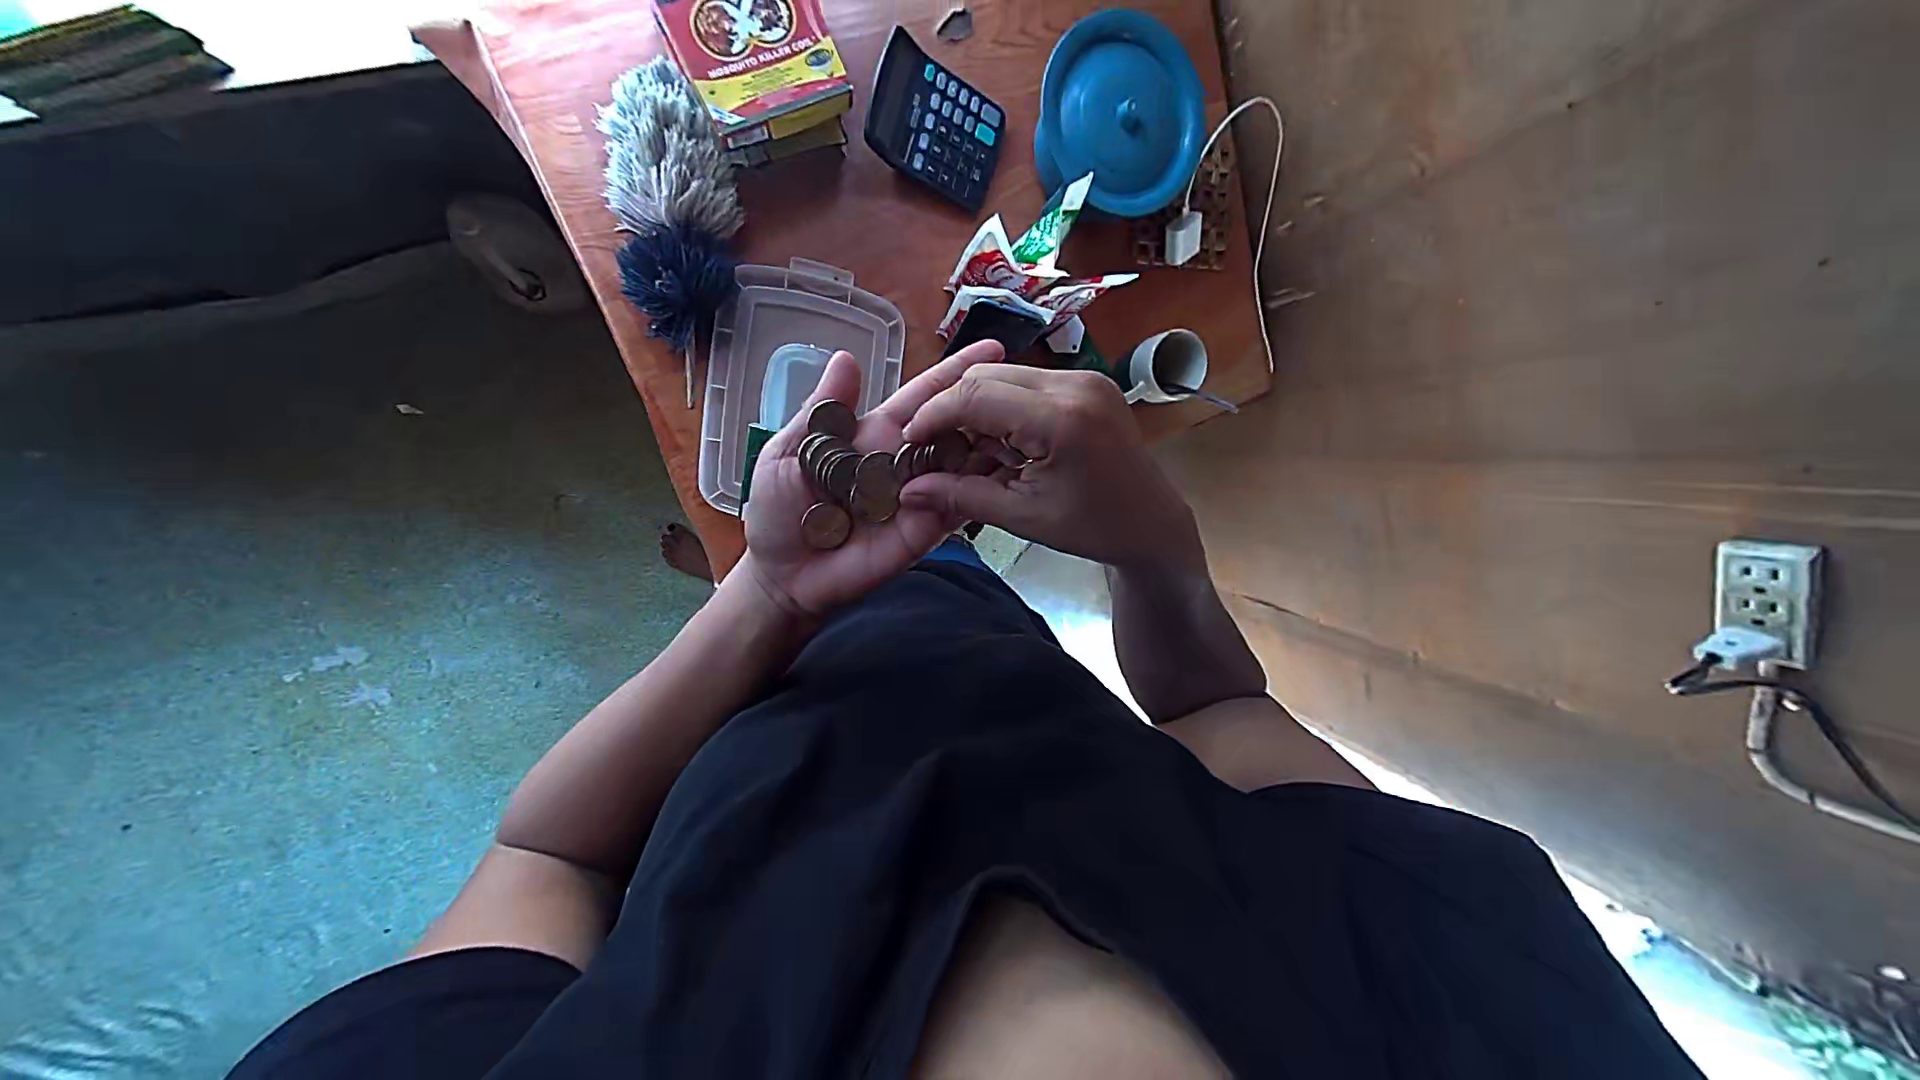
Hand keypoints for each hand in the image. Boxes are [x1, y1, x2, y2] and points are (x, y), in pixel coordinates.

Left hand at [738, 341, 1007, 617]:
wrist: (783, 576)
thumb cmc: (779, 512)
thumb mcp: (791, 452)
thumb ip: (824, 411)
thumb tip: (846, 358)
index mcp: (875, 437)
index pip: (923, 399)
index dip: (954, 375)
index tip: (991, 351)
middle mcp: (905, 463)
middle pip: (954, 429)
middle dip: (989, 406)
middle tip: (1025, 386)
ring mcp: (919, 497)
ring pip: (965, 465)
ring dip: (995, 444)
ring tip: (1028, 422)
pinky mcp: (924, 530)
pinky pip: (957, 506)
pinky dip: (982, 489)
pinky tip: (1008, 470)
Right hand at [898, 365, 1204, 574]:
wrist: (1152, 523)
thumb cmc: (1093, 528)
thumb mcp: (1023, 516)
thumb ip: (962, 497)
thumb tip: (908, 490)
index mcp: (1061, 419)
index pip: (975, 395)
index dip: (933, 415)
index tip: (911, 441)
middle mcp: (1073, 384)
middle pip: (985, 377)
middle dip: (952, 412)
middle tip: (936, 450)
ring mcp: (1084, 378)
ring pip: (1002, 377)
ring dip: (977, 411)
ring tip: (972, 455)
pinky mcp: (1086, 383)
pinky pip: (1025, 385)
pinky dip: (1002, 411)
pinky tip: (1000, 446)